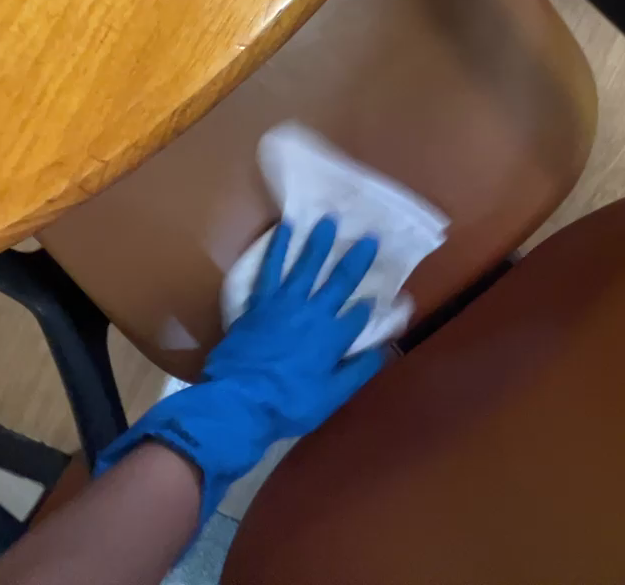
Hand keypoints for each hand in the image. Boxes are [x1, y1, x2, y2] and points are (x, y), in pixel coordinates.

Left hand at [93, 218, 387, 521]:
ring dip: (320, 242)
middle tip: (370, 235)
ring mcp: (286, 303)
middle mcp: (314, 313)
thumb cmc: (288, 404)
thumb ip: (358, 371)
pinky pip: (271, 267)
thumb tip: (385, 350)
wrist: (239, 402)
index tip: (380, 295)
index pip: (359, 314)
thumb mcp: (331, 397)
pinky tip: (284, 227)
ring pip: (307, 266)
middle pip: (340, 281)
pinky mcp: (261, 300)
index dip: (370, 305)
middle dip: (356, 259)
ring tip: (329, 220)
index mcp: (333, 337)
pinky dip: (279, 246)